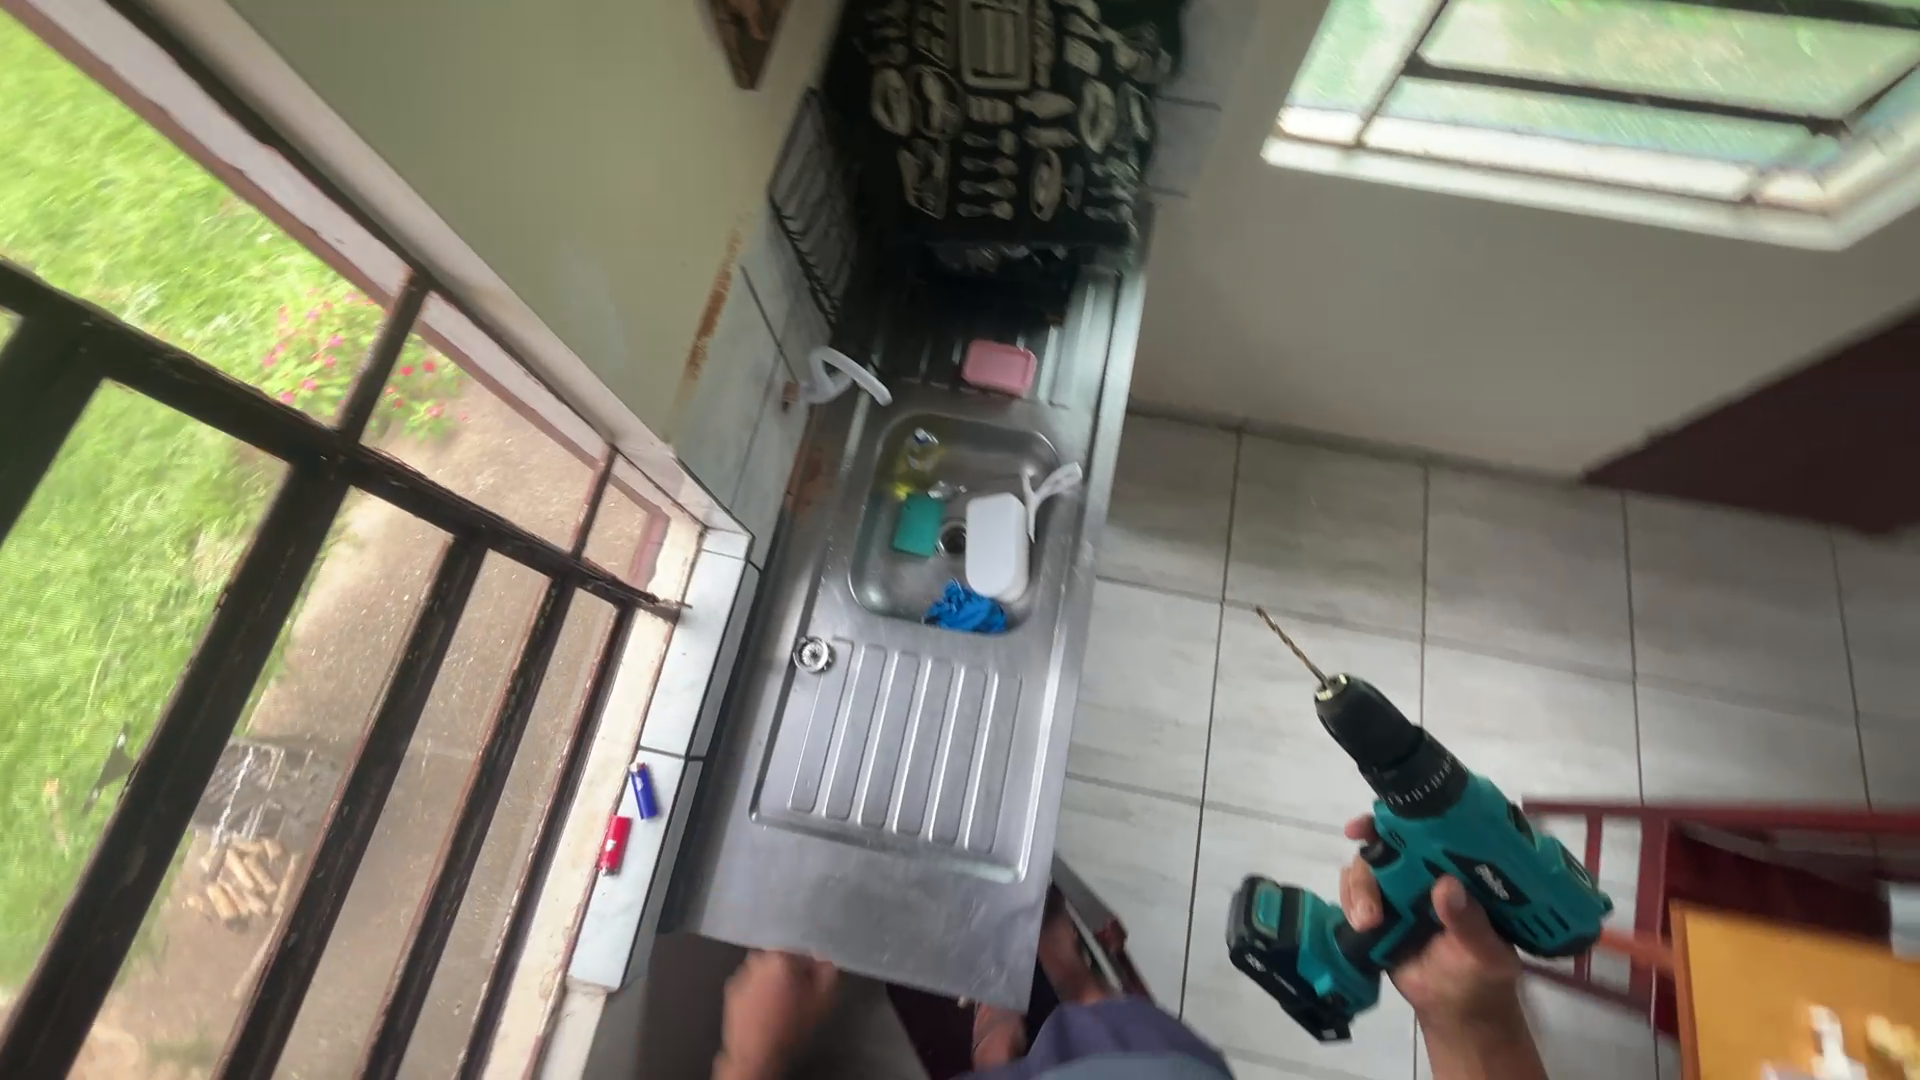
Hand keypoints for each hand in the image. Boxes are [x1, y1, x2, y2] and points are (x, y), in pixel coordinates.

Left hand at [714, 950, 839, 1079]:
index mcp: (781, 956)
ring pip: (766, 970)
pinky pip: (752, 983)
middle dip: (791, 972)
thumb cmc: (790, 1027)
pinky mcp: (731, 991)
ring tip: (780, 1004)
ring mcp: (742, 974)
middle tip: (798, 994)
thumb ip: (828, 974)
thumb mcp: (821, 1002)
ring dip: (774, 980)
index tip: (814, 983)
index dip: (811, 967)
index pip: (803, 952)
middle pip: (783, 959)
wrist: (754, 1057)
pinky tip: (764, 1010)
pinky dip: (759, 990)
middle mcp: (759, 958)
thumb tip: (825, 962)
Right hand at [1337, 817, 1523, 1029]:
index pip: (1424, 830)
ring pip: (1362, 867)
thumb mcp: (1486, 953)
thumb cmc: (1480, 976)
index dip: (1397, 818)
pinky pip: (1349, 891)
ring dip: (1358, 890)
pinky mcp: (1372, 906)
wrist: (1453, 1012)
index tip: (1373, 824)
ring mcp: (1393, 888)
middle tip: (1361, 871)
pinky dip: (1348, 902)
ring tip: (1367, 922)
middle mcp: (1420, 871)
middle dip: (1365, 849)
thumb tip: (1447, 885)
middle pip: (1383, 842)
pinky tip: (1360, 924)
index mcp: (1453, 871)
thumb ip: (1469, 923)